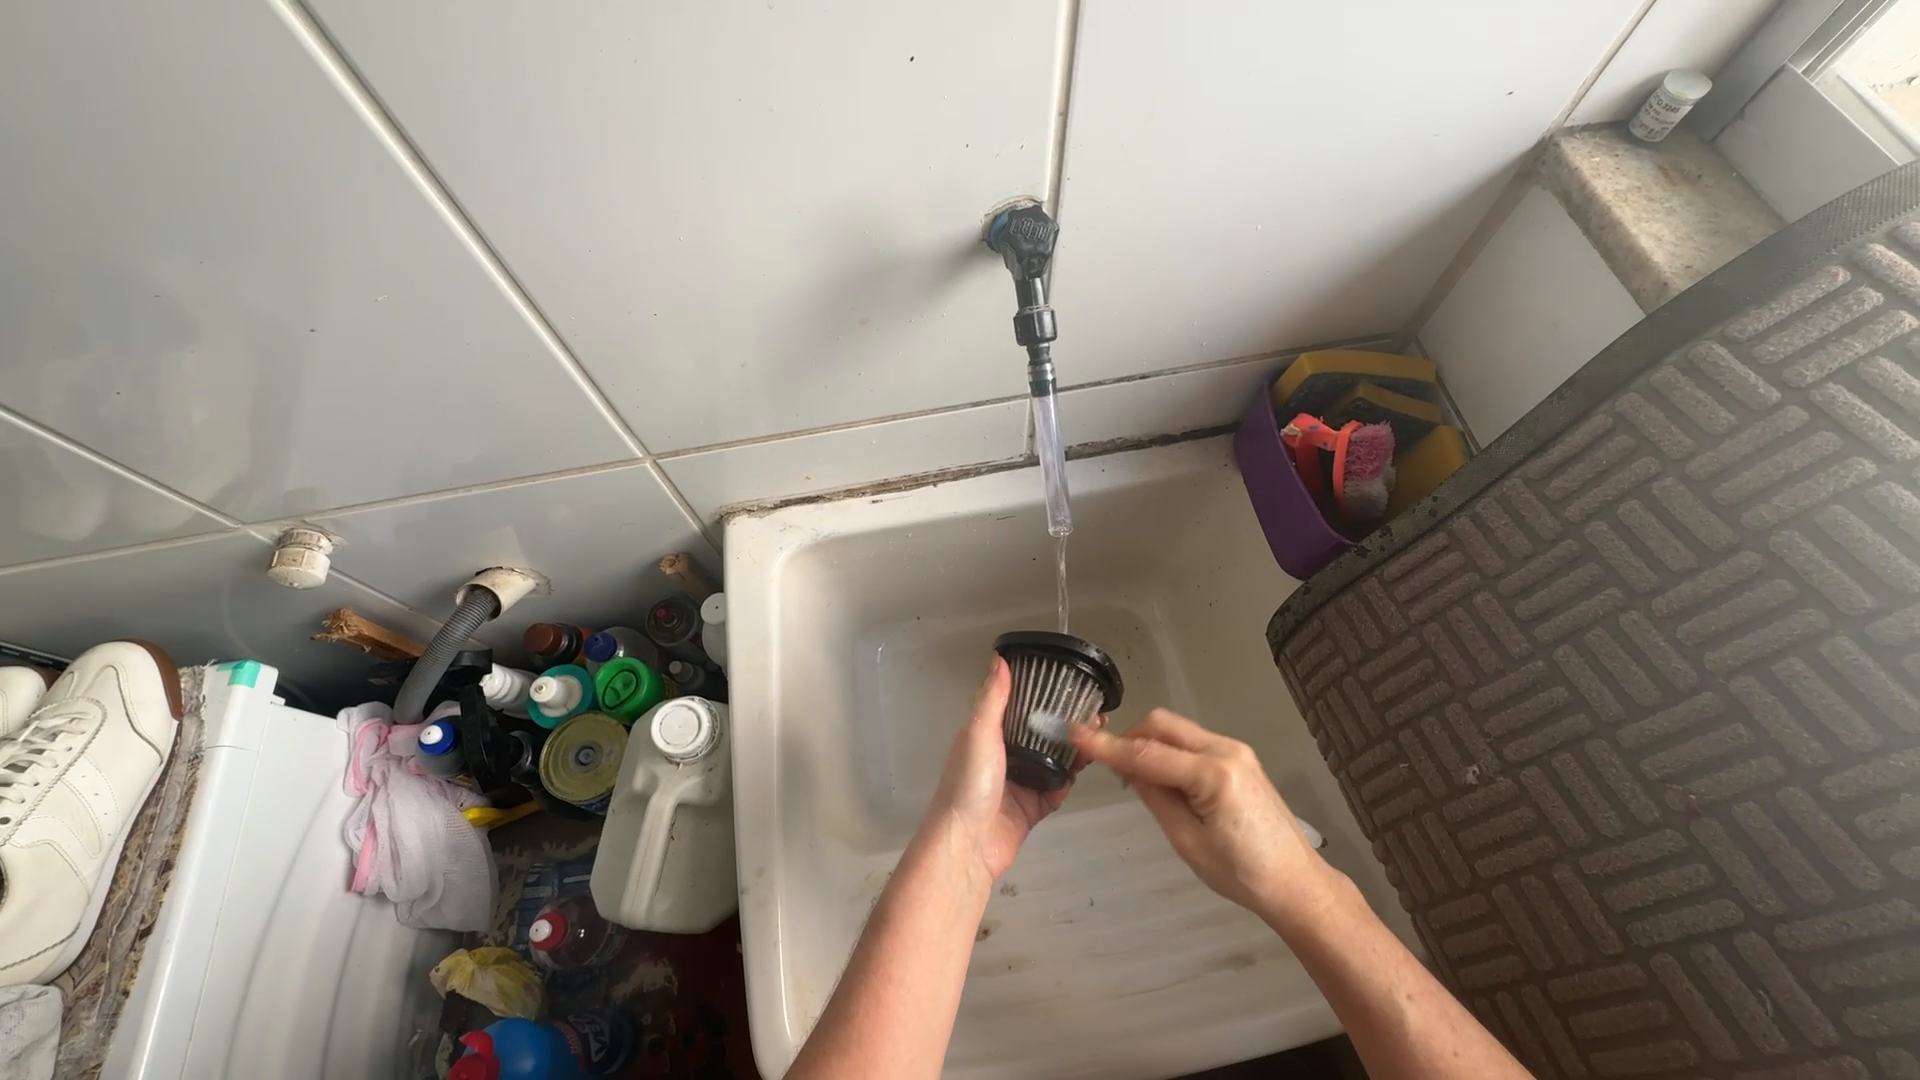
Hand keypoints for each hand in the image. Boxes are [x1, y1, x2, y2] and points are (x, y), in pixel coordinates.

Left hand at [920, 655, 1075, 882]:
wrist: (969, 845)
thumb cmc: (968, 784)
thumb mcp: (978, 734)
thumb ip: (992, 699)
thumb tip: (999, 659)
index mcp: (987, 735)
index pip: (1017, 707)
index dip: (1041, 694)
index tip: (1067, 683)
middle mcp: (1005, 756)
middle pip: (1041, 733)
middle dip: (1065, 722)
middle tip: (1095, 711)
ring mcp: (1021, 782)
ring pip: (1054, 759)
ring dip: (1074, 747)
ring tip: (1100, 733)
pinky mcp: (1034, 806)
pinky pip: (1059, 788)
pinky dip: (1072, 777)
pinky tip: (1089, 762)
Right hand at [1070, 709, 1339, 931]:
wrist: (1297, 883)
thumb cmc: (1242, 875)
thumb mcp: (1187, 843)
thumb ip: (1155, 797)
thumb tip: (1126, 768)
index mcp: (1213, 775)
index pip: (1147, 754)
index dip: (1108, 746)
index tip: (1074, 734)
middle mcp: (1226, 750)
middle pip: (1162, 724)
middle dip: (1129, 737)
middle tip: (1110, 767)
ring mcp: (1236, 749)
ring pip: (1176, 729)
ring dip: (1149, 744)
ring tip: (1139, 781)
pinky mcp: (1239, 756)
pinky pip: (1191, 741)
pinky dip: (1168, 751)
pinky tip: (1165, 780)